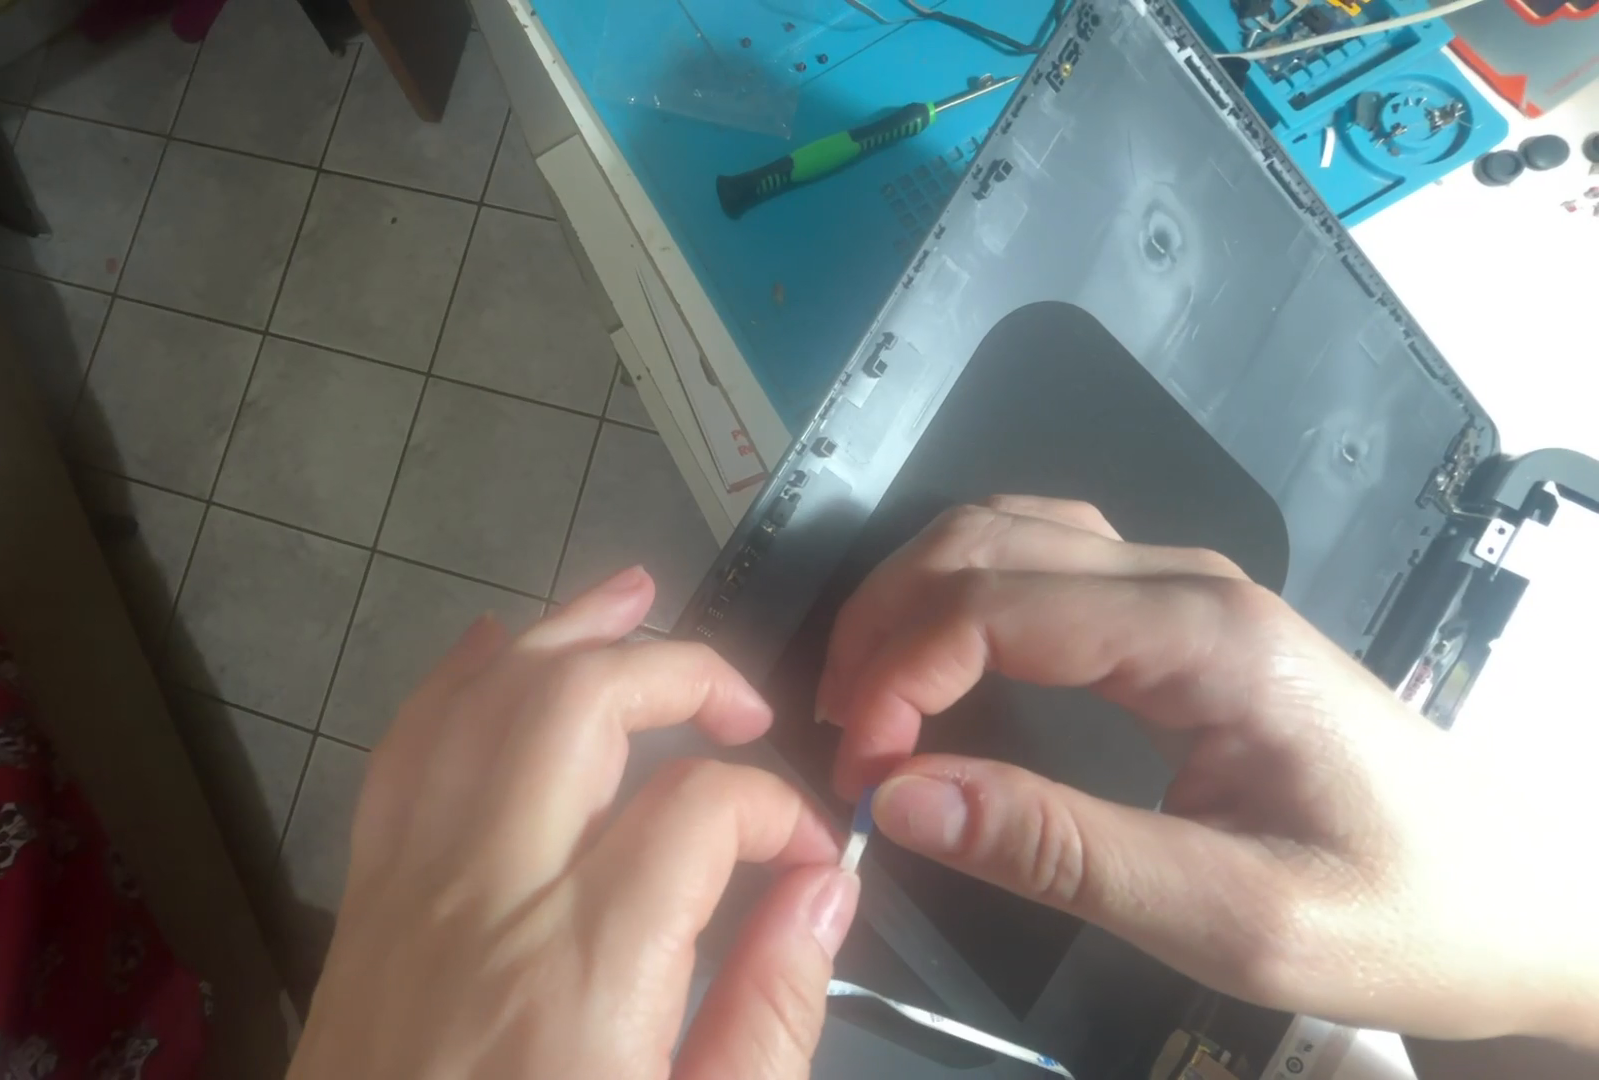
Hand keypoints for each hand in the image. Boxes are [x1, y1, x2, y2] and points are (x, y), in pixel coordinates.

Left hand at [292, 567, 859, 1079]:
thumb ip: (770, 1011)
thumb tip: (821, 885)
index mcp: (581, 972)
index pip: (697, 809)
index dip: (775, 809)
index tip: (808, 852)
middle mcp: (487, 895)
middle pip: (579, 707)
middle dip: (675, 670)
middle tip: (739, 703)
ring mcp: (410, 880)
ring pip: (486, 698)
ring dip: (565, 629)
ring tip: (631, 593)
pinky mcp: (368, 891)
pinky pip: (406, 748)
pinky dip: (458, 678)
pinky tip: (499, 640)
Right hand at [817, 497, 1598, 1046]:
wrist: (1524, 894)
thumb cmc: (1401, 913)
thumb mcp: (1239, 922)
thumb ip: (1060, 854)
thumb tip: (896, 801)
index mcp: (1198, 634)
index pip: (987, 610)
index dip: (896, 678)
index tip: (861, 769)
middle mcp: (1172, 574)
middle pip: (969, 548)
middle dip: (877, 632)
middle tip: (845, 730)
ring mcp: (1162, 572)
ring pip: (983, 529)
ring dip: (901, 599)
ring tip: (866, 689)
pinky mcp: (1151, 593)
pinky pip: (1014, 547)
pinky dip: (942, 585)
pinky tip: (928, 644)